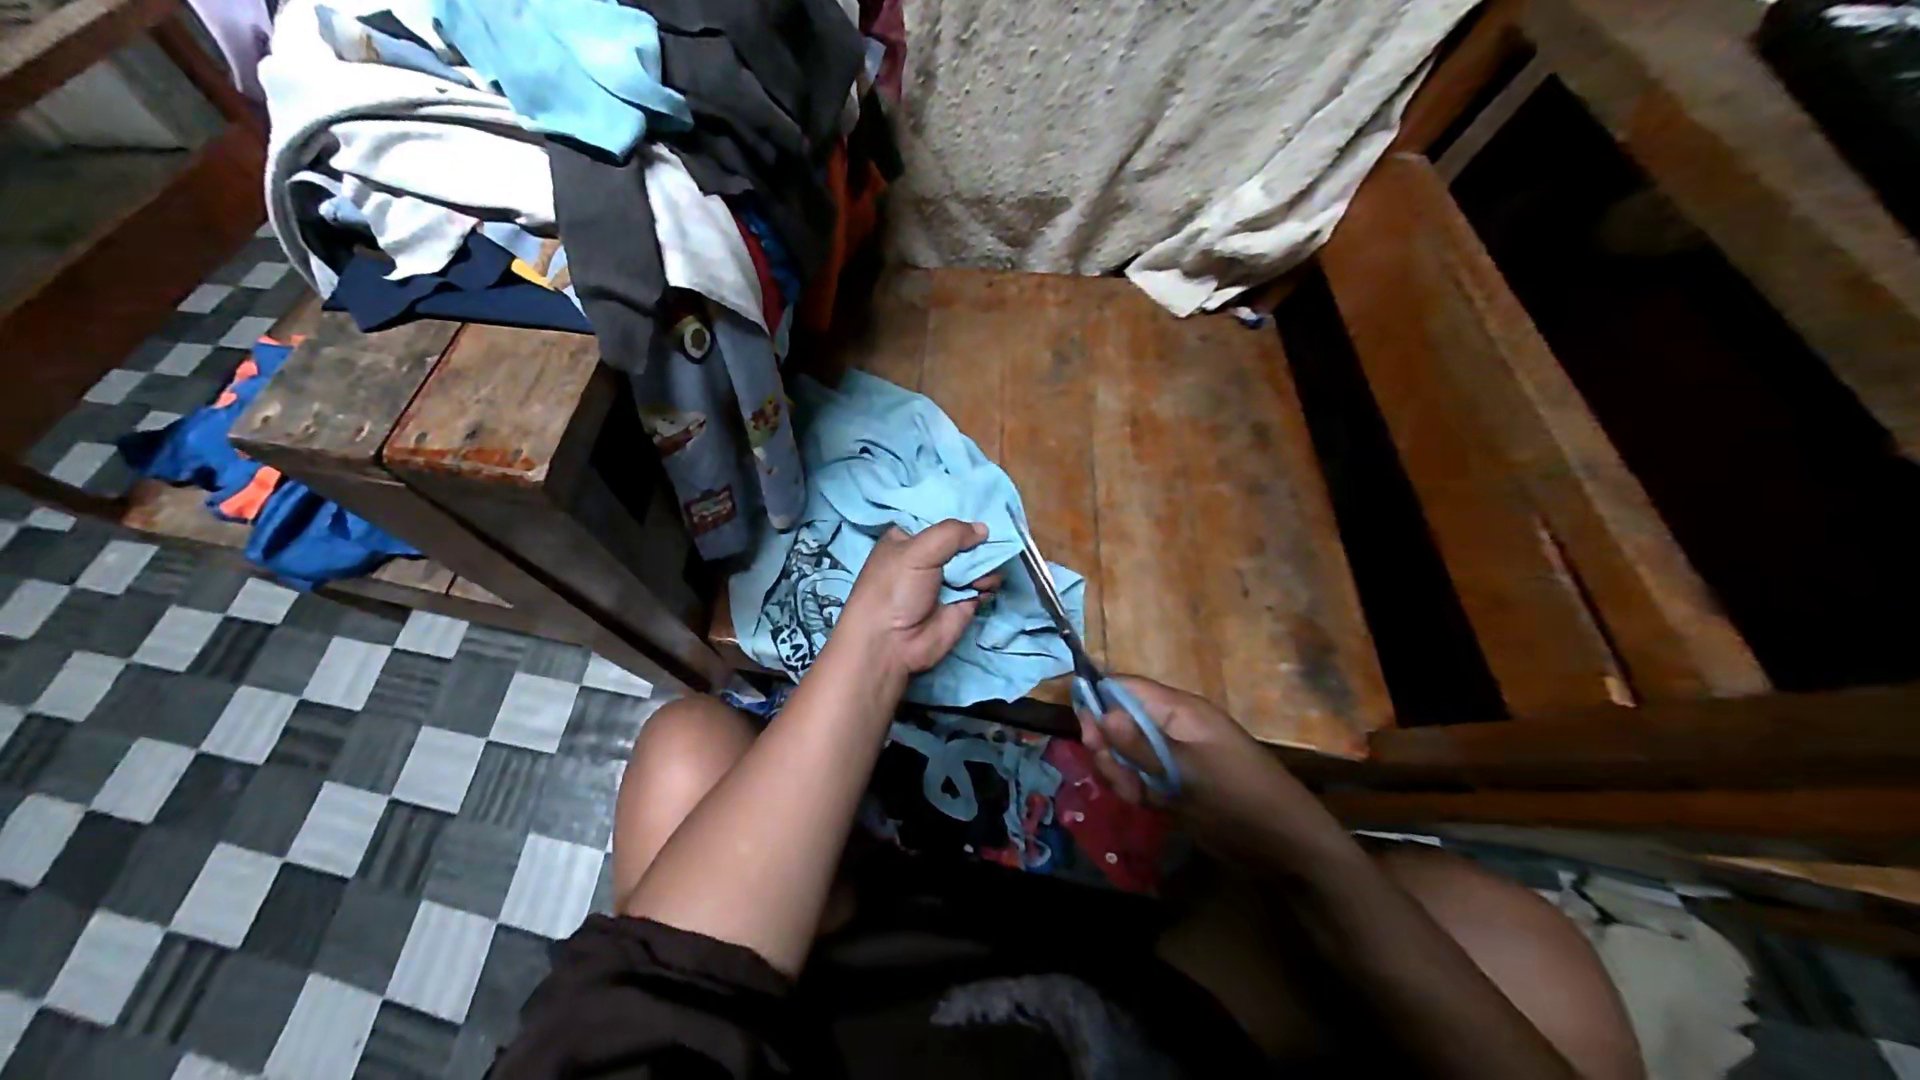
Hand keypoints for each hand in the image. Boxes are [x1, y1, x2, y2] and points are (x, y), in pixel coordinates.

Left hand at [836, 521, 1001, 677]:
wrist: (891, 644)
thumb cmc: (894, 590)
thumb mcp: (916, 551)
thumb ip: (951, 533)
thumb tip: (983, 529)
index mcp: (910, 537)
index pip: (939, 516)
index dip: (959, 513)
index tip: (982, 508)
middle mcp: (931, 556)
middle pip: (964, 538)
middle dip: (978, 539)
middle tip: (986, 542)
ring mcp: (949, 579)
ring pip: (979, 560)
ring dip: (985, 562)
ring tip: (976, 574)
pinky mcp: (965, 601)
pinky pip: (986, 584)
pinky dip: (989, 582)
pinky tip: (981, 587)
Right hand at [1078, 677, 1307, 852]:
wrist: (1286, 845)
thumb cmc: (1237, 798)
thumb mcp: (1185, 771)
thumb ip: (1139, 744)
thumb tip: (1100, 712)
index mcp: (1178, 710)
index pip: (1124, 688)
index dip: (1098, 703)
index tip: (1087, 735)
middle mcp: (1171, 726)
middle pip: (1119, 722)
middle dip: (1110, 748)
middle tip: (1118, 778)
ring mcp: (1172, 755)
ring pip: (1126, 753)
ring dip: (1122, 773)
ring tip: (1139, 797)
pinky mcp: (1174, 781)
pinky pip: (1140, 776)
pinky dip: (1137, 789)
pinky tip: (1148, 805)